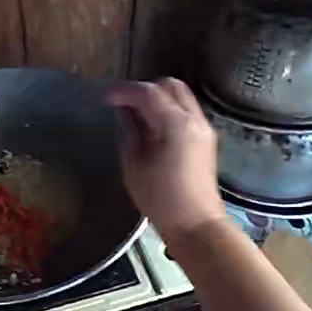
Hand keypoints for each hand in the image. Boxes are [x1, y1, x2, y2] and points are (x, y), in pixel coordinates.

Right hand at [106, 78, 226, 242]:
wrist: (195, 225)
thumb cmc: (163, 202)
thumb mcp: (134, 167)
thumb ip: (129, 134)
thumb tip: (123, 116)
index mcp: (175, 125)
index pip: (148, 93)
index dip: (123, 91)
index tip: (106, 96)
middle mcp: (194, 121)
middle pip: (169, 85)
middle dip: (144, 90)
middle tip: (123, 103)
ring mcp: (203, 130)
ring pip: (180, 96)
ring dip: (157, 99)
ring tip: (135, 117)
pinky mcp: (205, 141)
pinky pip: (185, 112)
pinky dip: (167, 111)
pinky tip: (151, 129)